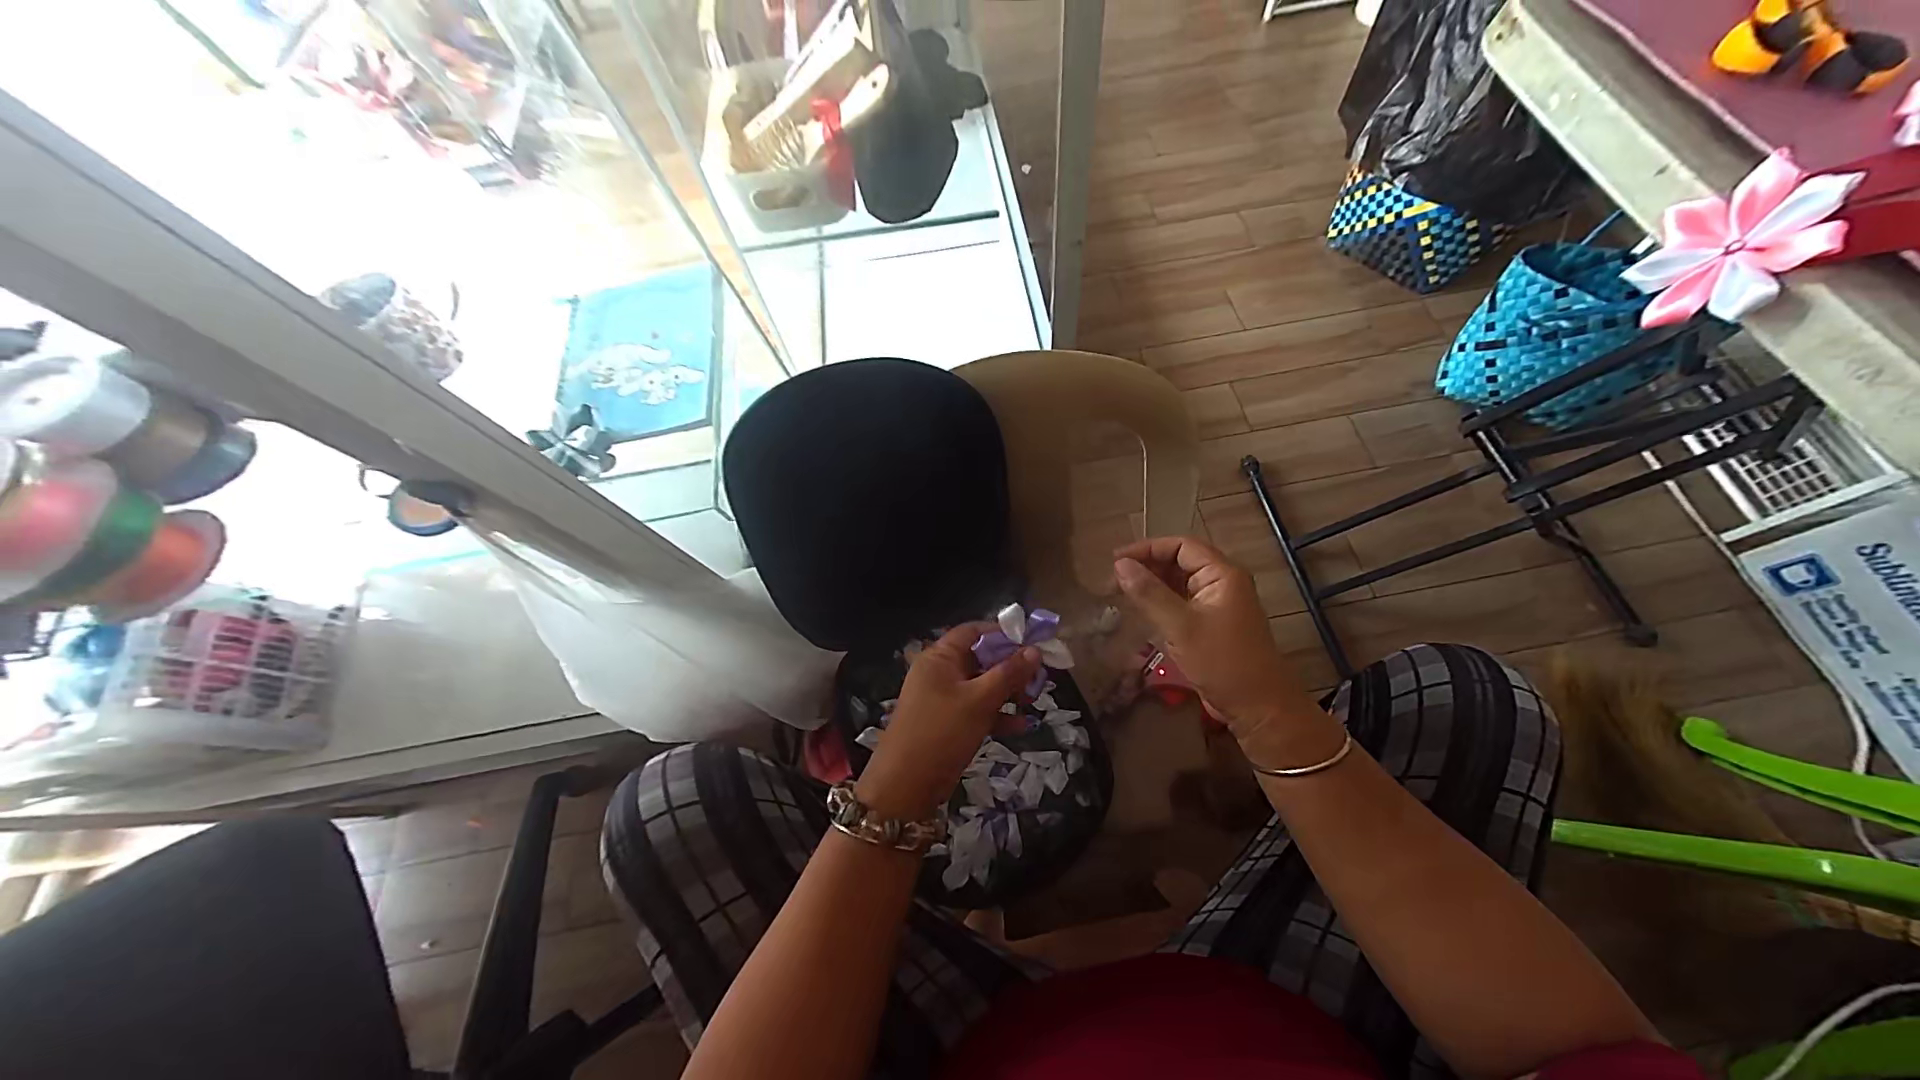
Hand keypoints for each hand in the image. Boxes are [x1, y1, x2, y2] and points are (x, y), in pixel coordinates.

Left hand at [856, 624, 1040, 820]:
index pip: (973, 631)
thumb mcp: (979, 700)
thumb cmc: (941, 732)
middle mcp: (940, 673)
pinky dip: (997, 715)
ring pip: (982, 685)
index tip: (1032, 641)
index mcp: (940, 657)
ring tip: (1034, 700)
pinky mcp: (949, 723)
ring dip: (1008, 691)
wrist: (906, 786)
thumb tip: (1034, 650)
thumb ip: (1008, 674)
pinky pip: (977, 710)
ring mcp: (944, 699)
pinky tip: (1021, 726)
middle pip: (980, 658)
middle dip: (1010, 666)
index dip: (1002, 633)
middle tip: (1039, 676)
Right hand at [1113, 537, 1318, 741]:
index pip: (1181, 546)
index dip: (1147, 548)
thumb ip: (1149, 593)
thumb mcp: (1180, 626)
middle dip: (1146, 566)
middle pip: (1180, 561)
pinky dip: (1160, 602)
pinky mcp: (1211, 624)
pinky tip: (1140, 610)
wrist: (1257, 707)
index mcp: (1222, 574)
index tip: (1116, 560)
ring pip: (1179, 583)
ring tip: (1121, 592)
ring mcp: (1217, 604)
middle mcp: (1222, 582)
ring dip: (1151, 584)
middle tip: (1113, 579)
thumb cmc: (1222, 662)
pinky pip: (1181, 602)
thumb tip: (1120, 564)